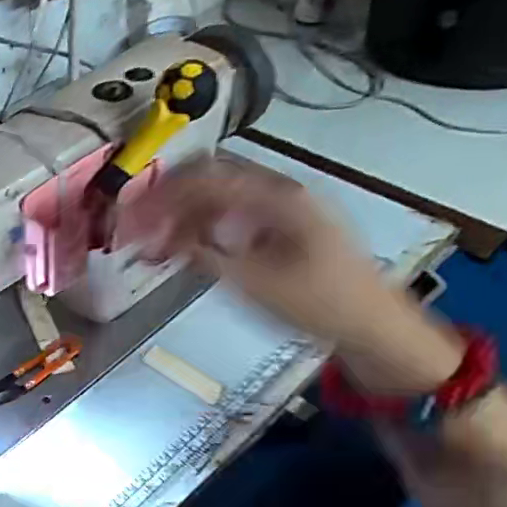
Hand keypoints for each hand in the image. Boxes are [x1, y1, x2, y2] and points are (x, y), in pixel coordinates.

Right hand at [130, 153, 463, 393]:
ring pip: (219, 200)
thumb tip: (162, 238)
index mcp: (277, 196)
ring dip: (184, 218)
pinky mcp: (284, 230)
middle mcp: (279, 192)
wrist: (374, 327)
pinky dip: (206, 231)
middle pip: (210, 182)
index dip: (162, 196)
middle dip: (168, 203)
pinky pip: (235, 218)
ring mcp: (283, 210)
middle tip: (137, 229)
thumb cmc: (322, 304)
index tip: (131, 217)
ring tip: (155, 246)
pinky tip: (188, 251)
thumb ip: (207, 256)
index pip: (205, 179)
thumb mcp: (257, 284)